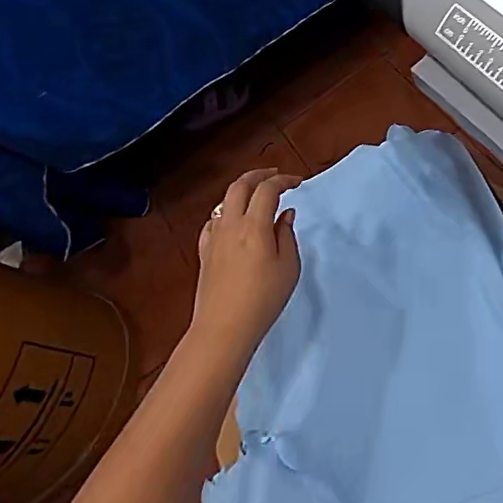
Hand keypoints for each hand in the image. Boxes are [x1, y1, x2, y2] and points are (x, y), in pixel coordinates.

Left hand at [190, 169, 302, 357]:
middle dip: (259, 175)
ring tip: (257, 196)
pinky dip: (227, 212)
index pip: (268, 189)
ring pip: (224, 201)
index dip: (284, 180)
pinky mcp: (205, 252)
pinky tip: (234, 222)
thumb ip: (287, 235)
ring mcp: (214, 237)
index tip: (297, 182)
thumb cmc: (263, 299)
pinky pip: (213, 221)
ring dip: (242, 191)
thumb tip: (285, 214)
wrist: (224, 328)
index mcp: (254, 225)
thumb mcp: (288, 267)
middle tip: (275, 175)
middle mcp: (231, 224)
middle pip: (240, 185)